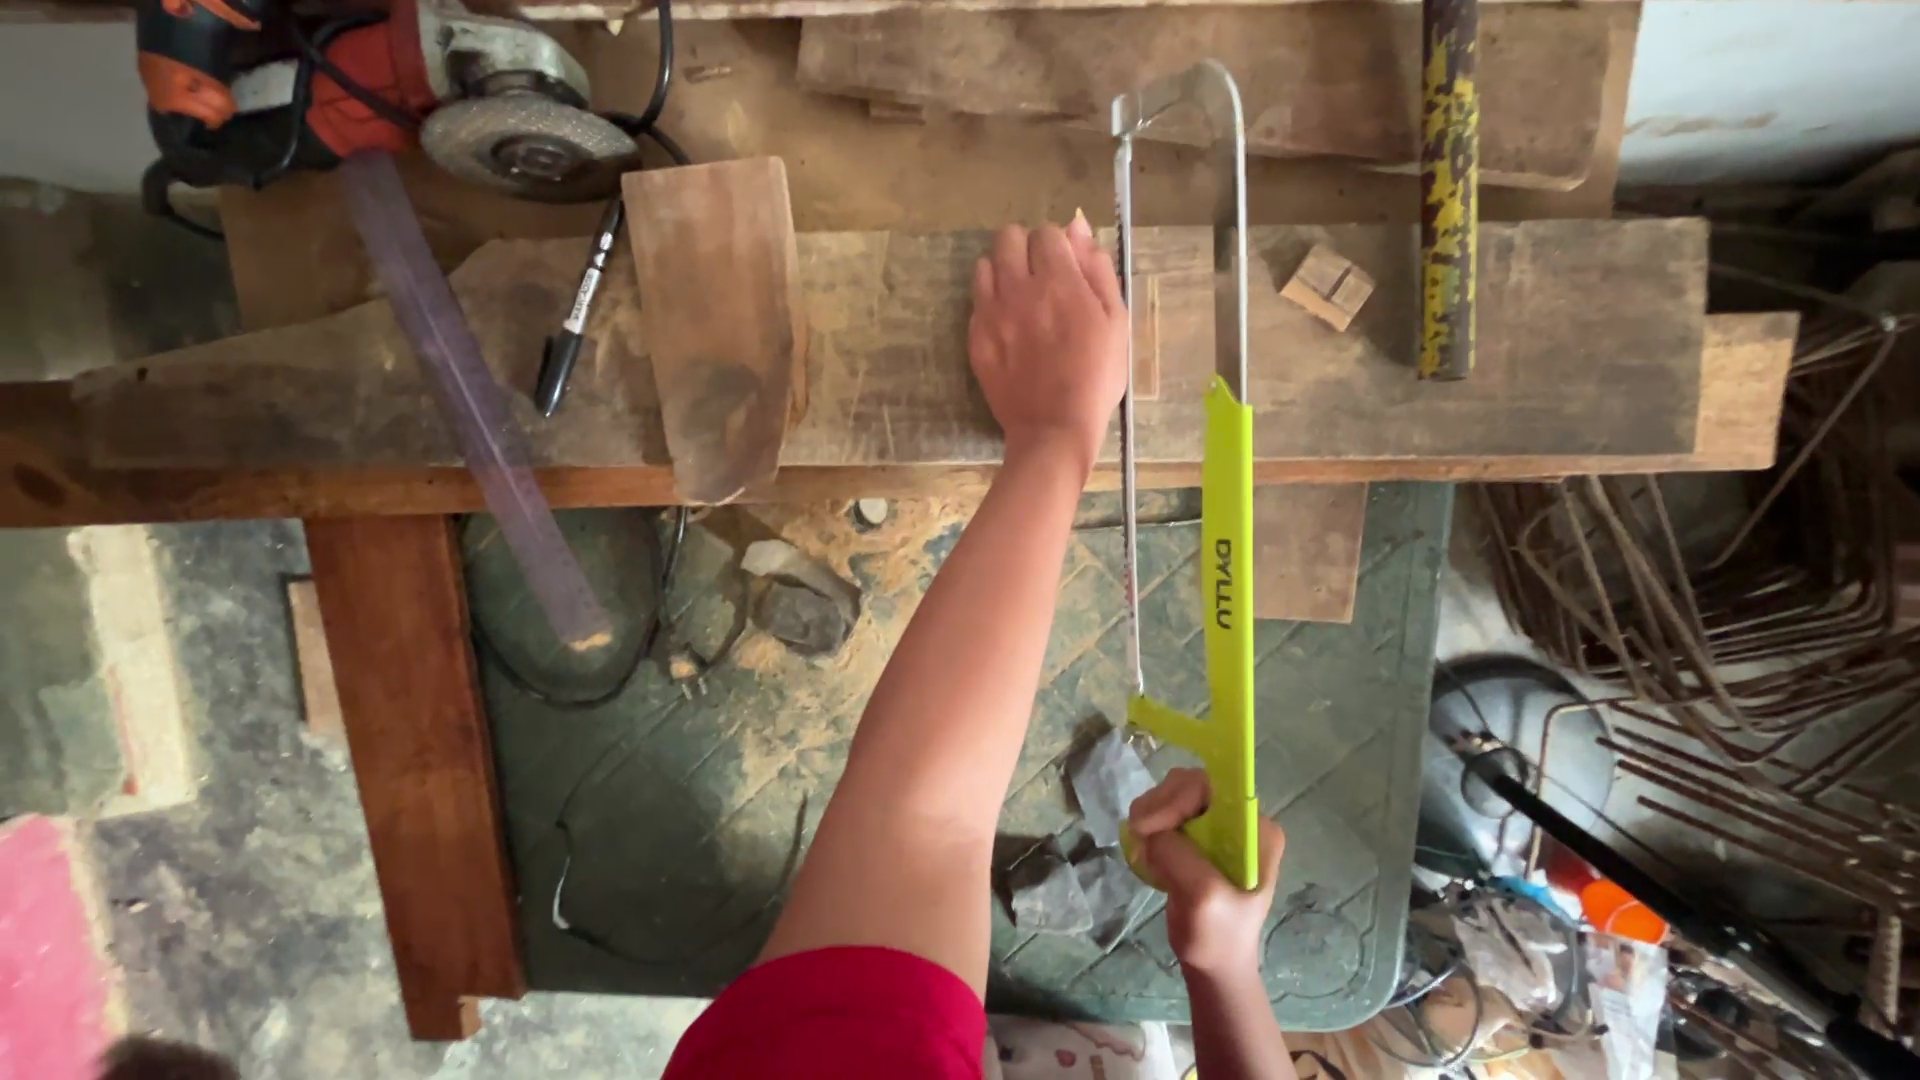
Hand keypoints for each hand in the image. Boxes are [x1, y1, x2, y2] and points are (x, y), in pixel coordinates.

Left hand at [968, 213, 1128, 475]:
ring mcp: (992, 313)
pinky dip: (990, 301)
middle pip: (1009, 237)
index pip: (1047, 233)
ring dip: (1004, 271)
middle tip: (1040, 277)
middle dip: (1026, 248)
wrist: (1054, 428)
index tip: (1065, 268)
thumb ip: (1097, 271)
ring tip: (1020, 297)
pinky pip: (976, 300)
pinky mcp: (975, 337)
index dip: (1058, 246)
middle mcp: (1019, 289)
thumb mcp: (1116, 322)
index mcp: (1059, 282)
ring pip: (985, 264)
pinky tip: (1007, 323)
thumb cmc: (1095, 377)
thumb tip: (1079, 228)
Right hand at [1128, 768, 1286, 978]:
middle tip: (1138, 833)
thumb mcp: (1202, 896)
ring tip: (1141, 844)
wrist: (1213, 965)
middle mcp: (1239, 819)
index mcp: (1256, 828)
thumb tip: (1149, 829)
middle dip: (1159, 806)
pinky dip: (1148, 824)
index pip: (1214, 786)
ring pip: (1172, 795)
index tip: (1151, 826)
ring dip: (1150, 814)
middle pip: (1189, 785)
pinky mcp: (1194, 836)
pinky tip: (1145, 849)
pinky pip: (1164, 812)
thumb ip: (1178, 854)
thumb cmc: (1217, 935)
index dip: (1179, 797)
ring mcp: (1216, 826)